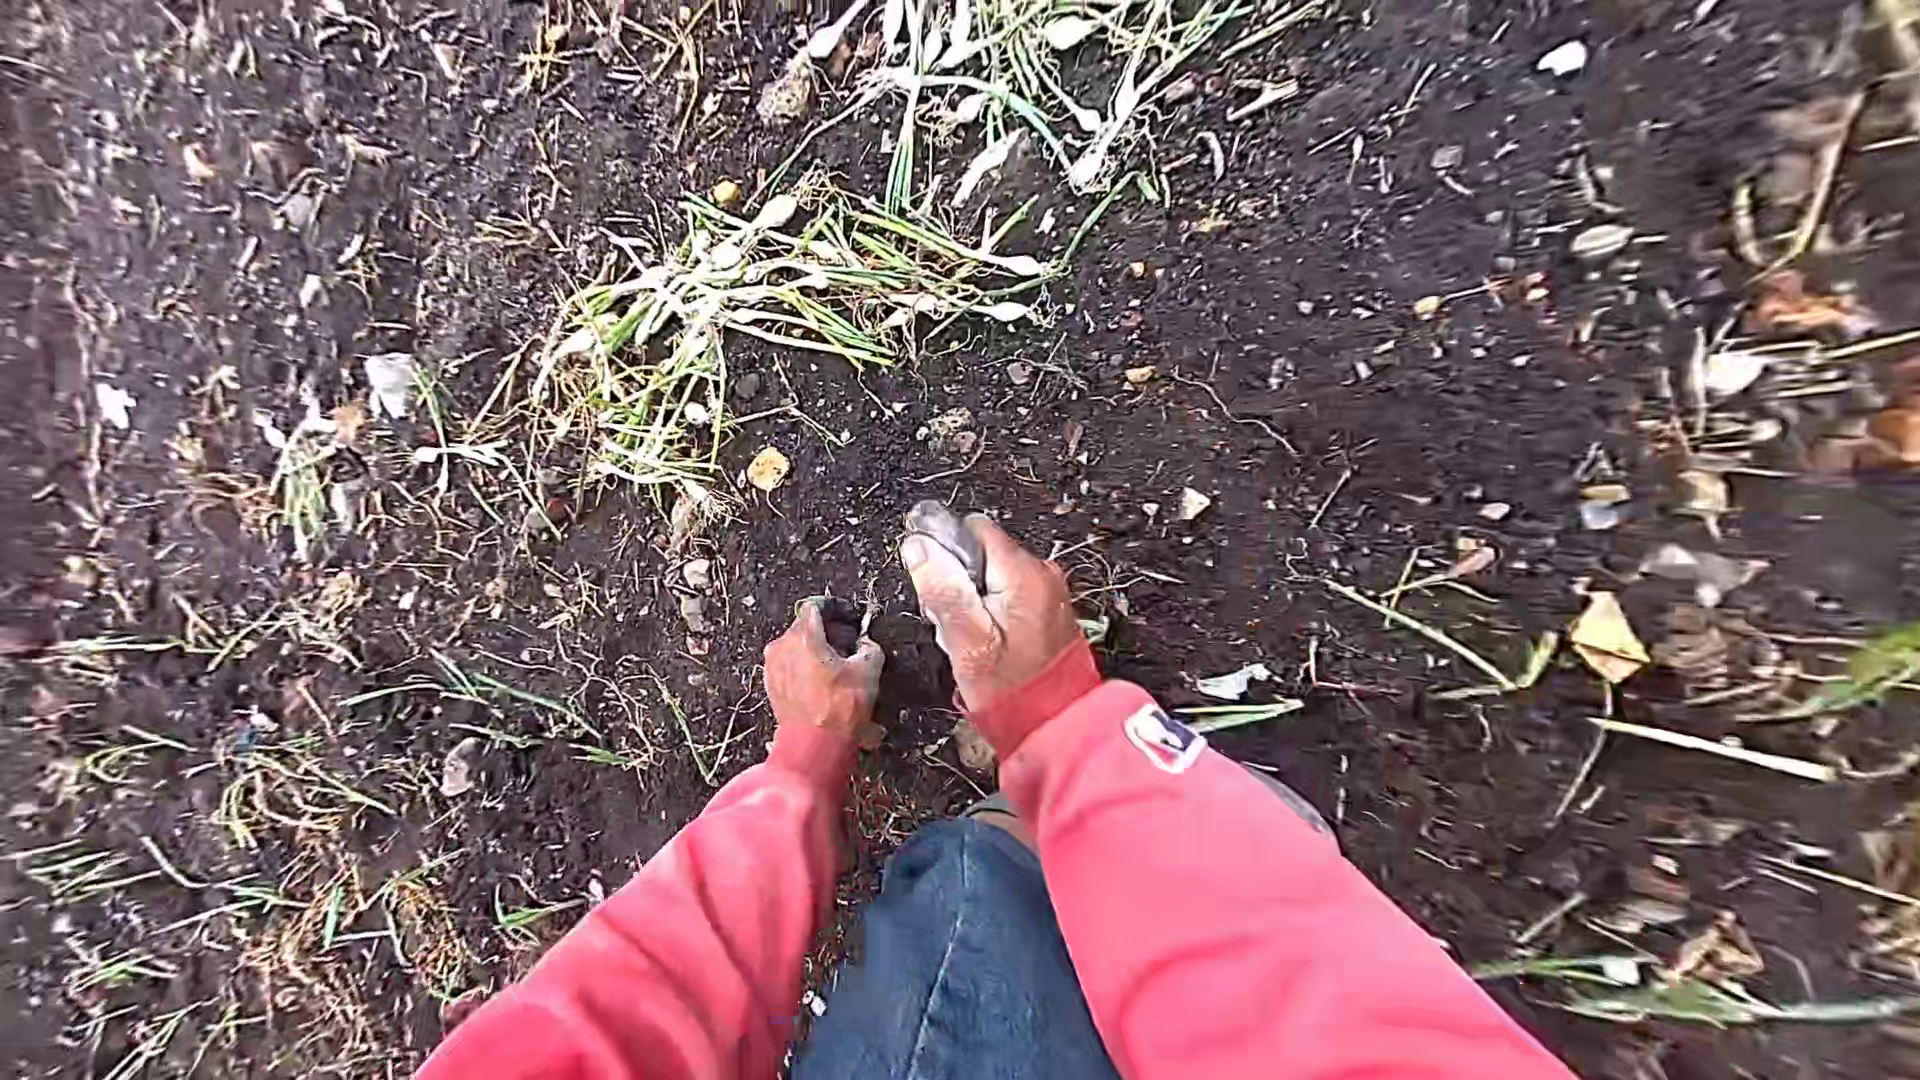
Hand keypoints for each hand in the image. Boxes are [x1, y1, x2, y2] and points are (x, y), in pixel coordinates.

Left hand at [763, 600, 884, 740]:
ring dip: (816, 649)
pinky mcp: (771, 684)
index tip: (848, 618)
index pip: (816, 606)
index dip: (836, 609)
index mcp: (804, 637)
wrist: (815, 747)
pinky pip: (789, 664)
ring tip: (838, 668)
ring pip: (797, 645)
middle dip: (829, 632)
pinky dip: (804, 666)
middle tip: (849, 647)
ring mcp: (774, 666)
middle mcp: (783, 647)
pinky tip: (823, 682)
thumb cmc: (839, 709)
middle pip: (806, 625)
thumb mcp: (868, 671)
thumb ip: (870, 648)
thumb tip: (866, 645)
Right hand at [899, 515, 1083, 712]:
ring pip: (994, 572)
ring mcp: (1048, 589)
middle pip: (984, 551)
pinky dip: (993, 608)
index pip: (974, 529)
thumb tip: (919, 545)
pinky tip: (990, 638)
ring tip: (973, 634)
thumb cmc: (1011, 688)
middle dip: (960, 578)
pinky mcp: (1048, 606)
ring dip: (975, 596)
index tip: (935, 580)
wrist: (1053, 722)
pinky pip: (1009, 591)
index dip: (947, 549)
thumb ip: (943, 589)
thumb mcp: (967, 640)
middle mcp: (1042, 573)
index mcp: (1022, 574)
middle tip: (955, 621)